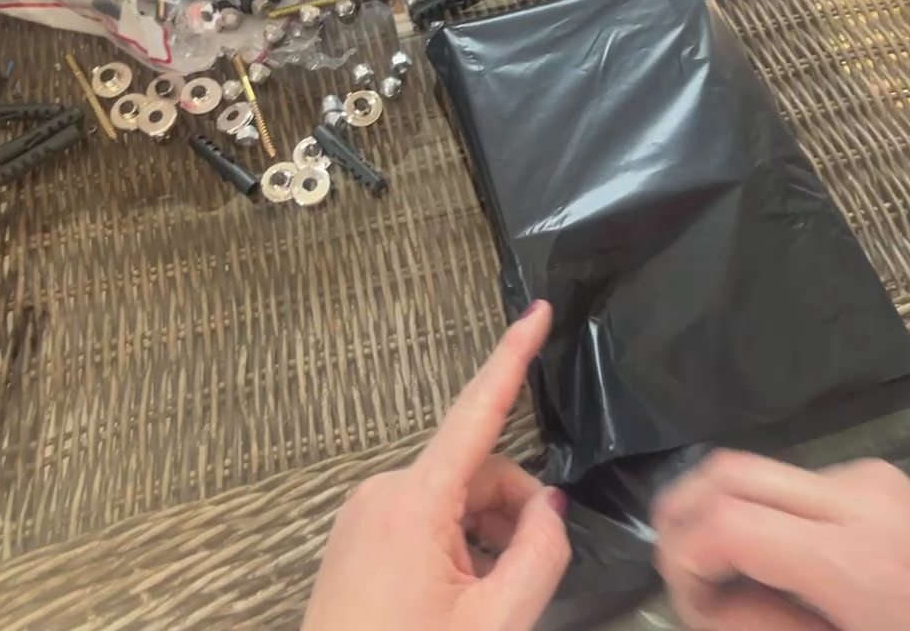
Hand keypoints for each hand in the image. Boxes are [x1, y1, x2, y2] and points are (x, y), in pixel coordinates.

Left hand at [303, 300, 570, 630]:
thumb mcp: (493, 624)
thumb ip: (538, 556)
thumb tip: (551, 506)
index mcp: (414, 500)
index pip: (477, 409)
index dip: (512, 355)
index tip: (538, 310)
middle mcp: (384, 490)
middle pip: (476, 473)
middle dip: (514, 511)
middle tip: (531, 572)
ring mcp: (366, 511)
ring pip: (453, 499)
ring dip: (486, 536)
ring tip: (493, 598)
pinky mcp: (359, 534)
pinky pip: (426, 518)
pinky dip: (458, 545)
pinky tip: (464, 596)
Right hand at [653, 453, 909, 630]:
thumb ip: (769, 629)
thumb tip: (704, 598)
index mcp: (862, 566)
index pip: (732, 523)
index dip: (684, 555)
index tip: (681, 596)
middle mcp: (861, 499)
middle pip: (731, 470)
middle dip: (683, 509)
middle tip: (671, 559)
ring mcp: (872, 477)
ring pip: (759, 472)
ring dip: (724, 510)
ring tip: (721, 567)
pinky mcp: (879, 474)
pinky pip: (796, 483)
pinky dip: (766, 512)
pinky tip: (779, 559)